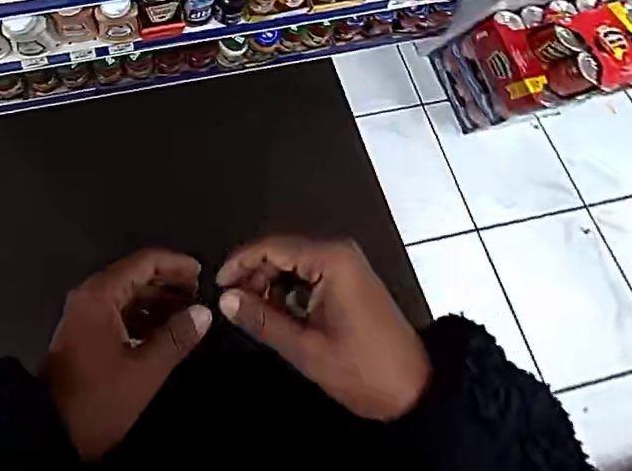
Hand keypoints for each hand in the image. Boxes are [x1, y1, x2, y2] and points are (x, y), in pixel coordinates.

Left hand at [44, 248, 211, 459]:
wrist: (43, 439)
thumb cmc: (96, 399)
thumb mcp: (144, 370)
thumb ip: (177, 337)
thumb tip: (203, 313)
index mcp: (101, 294)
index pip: (146, 262)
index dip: (176, 265)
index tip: (201, 274)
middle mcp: (90, 296)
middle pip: (137, 276)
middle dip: (169, 284)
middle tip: (197, 295)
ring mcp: (84, 316)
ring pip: (128, 296)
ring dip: (157, 303)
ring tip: (186, 315)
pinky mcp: (82, 336)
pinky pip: (118, 313)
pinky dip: (142, 317)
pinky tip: (163, 334)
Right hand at [217, 236, 430, 420]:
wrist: (413, 387)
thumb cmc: (365, 370)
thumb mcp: (307, 349)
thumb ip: (263, 320)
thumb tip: (228, 300)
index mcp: (331, 259)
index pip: (274, 245)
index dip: (241, 261)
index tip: (218, 283)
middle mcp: (339, 251)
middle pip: (283, 249)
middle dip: (255, 274)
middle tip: (233, 303)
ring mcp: (345, 261)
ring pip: (294, 260)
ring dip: (271, 282)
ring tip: (253, 312)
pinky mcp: (348, 275)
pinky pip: (309, 270)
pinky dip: (289, 288)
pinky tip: (277, 312)